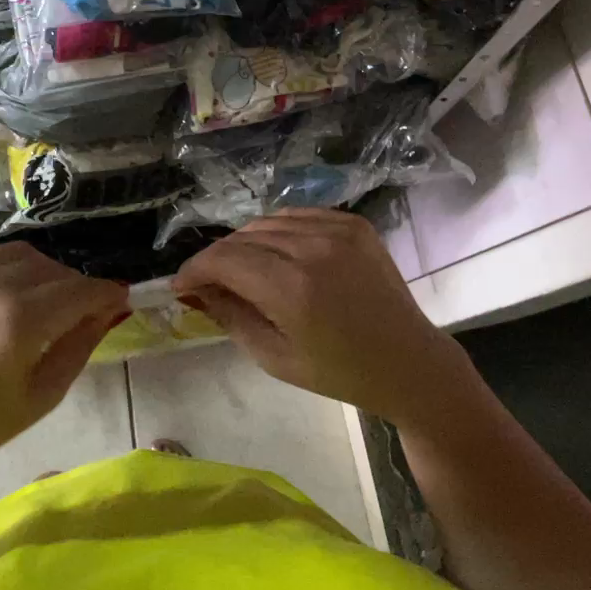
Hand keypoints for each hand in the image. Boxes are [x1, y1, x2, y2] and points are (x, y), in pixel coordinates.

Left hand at [0, 242, 127, 477]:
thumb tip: (109, 309)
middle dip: (71, 286)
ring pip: (17, 255)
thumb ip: (81, 344)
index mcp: (17, 319)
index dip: (104, 294)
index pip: (79, 290)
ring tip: (34, 304)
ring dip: (36, 274)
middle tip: (75, 311)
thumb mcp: (43, 394)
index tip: (118, 298)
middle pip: (50, 267)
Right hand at [172, 208, 462, 421]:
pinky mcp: (353, 223)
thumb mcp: (274, 357)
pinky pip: (297, 216)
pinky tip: (276, 254)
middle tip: (207, 283)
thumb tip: (193, 290)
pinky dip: (277, 232)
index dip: (195, 269)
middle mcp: (313, 249)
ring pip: (266, 223)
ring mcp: (337, 231)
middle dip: (216, 258)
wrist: (409, 362)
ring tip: (241, 269)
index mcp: (292, 289)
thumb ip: (229, 316)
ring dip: (244, 243)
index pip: (223, 260)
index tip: (180, 285)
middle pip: (241, 238)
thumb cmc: (339, 373)